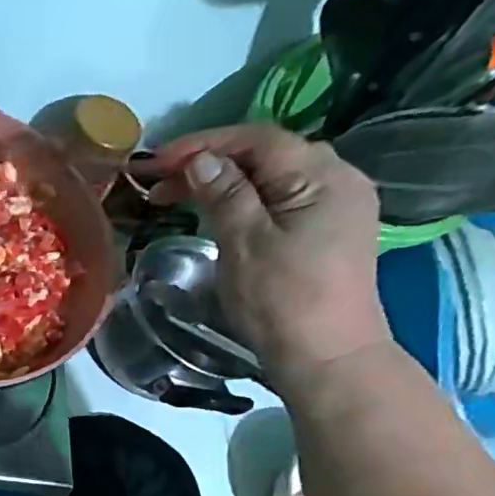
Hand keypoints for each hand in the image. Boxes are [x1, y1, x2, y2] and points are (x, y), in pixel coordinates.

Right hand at [148, 125, 387, 382]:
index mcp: (322, 176)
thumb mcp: (245, 242)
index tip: (155, 162)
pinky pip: (281, 198)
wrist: (328, 357)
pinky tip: (216, 212)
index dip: (203, 143)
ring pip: (272, 176)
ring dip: (222, 180)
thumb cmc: (283, 300)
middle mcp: (338, 179)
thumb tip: (201, 161)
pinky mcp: (328, 230)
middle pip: (266, 154)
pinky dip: (242, 198)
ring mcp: (337, 206)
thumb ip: (224, 194)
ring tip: (177, 198)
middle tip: (158, 183)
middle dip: (209, 161)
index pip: (257, 139)